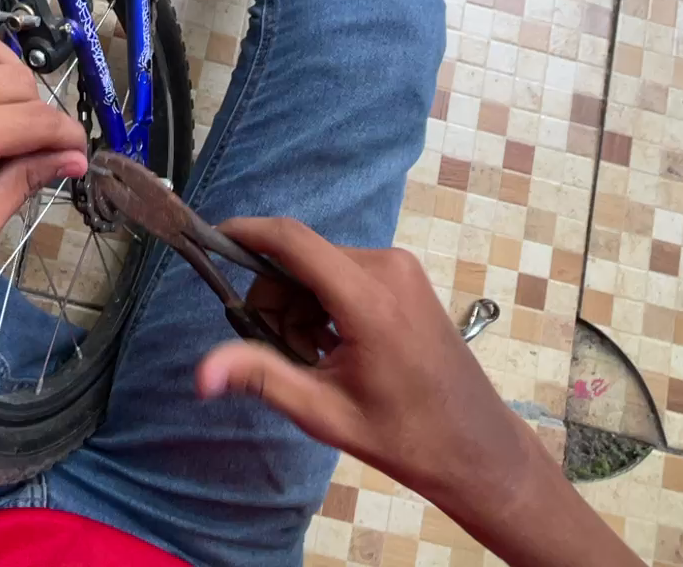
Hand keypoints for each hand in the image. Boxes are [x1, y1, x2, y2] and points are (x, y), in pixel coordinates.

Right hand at [195, 218, 533, 507]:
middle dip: (274, 297)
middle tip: (281, 350)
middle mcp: (386, 266)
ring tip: (315, 356)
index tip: (210, 238)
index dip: (246, 232)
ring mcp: (399, 266)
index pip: (292, 240)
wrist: (481, 451)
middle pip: (298, 258)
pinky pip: (339, 270)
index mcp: (369, 299)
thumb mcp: (325, 414)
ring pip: (316, 265)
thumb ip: (262, 378)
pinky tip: (335, 343)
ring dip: (298, 304)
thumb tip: (201, 374)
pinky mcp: (403, 272)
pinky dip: (322, 300)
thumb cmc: (405, 438)